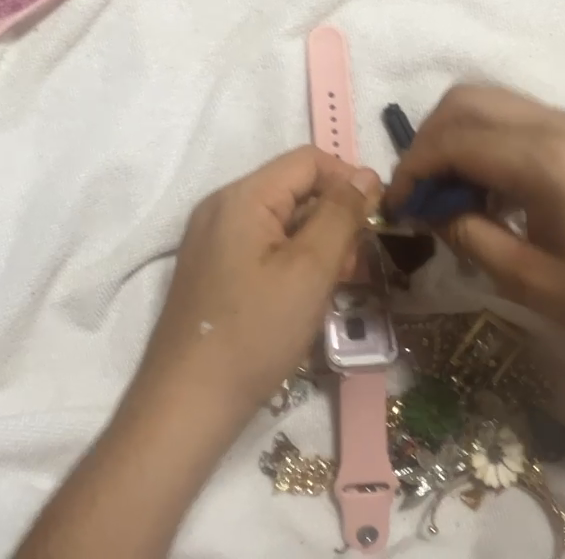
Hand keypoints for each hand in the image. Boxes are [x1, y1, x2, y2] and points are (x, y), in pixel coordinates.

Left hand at [130, 147, 380, 417]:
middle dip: (333, 218)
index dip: (348, 181)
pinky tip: (308, 297)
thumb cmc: (255, 332)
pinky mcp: (212, 269)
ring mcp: (212, 239)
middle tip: (355, 266)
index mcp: (242, 196)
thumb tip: (365, 174)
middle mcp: (222, 207)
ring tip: (337, 286)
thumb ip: (340, 215)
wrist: (188, 403)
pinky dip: (292, 261)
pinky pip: (262, 246)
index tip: (375, 222)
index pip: (307, 161)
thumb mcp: (310, 270)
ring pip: (281, 221)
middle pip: (293, 189)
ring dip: (317, 244)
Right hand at [388, 85, 564, 345]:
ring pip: (490, 102)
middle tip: (421, 196)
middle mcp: (552, 123)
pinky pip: (518, 117)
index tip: (395, 208)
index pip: (449, 141)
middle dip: (427, 142)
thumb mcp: (538, 282)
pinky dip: (487, 139)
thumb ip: (472, 240)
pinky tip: (496, 191)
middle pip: (463, 101)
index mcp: (540, 158)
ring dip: (457, 136)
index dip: (410, 171)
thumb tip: (433, 213)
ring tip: (454, 195)